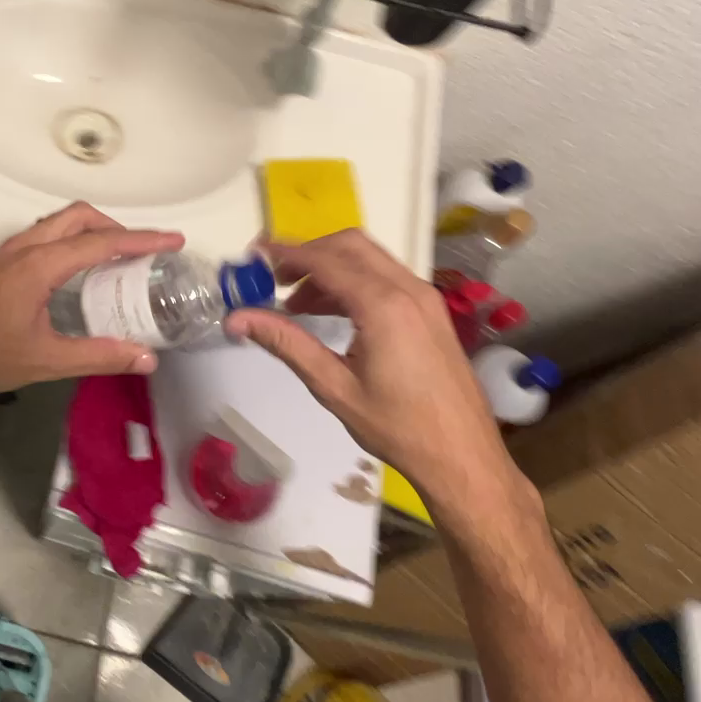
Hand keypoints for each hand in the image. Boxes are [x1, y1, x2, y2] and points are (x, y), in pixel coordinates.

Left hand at [0, 203, 183, 395]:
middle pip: (80, 216)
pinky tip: (76, 271)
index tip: (173, 240)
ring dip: (92, 230)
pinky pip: (45, 233)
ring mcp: (9, 250)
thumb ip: (98, 356)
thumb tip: (146, 358)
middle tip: (145, 251)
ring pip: (59, 221)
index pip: (101, 242)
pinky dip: (72, 239)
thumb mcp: (45, 360)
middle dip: (118, 226)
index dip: (142, 240)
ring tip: (117, 259)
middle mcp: (26, 247)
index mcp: (40, 265)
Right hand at [225, 229, 514, 505]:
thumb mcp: (333, 386)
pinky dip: (352, 280)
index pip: (324, 261)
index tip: (252, 255)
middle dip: (306, 253)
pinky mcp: (430, 310)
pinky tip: (331, 312)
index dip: (284, 253)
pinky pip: (384, 276)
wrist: (463, 456)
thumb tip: (236, 319)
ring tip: (295, 303)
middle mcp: (407, 289)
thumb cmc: (397, 427)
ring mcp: (424, 297)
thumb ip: (285, 343)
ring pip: (368, 257)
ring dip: (329, 267)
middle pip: (348, 245)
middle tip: (272, 278)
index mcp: (383, 306)